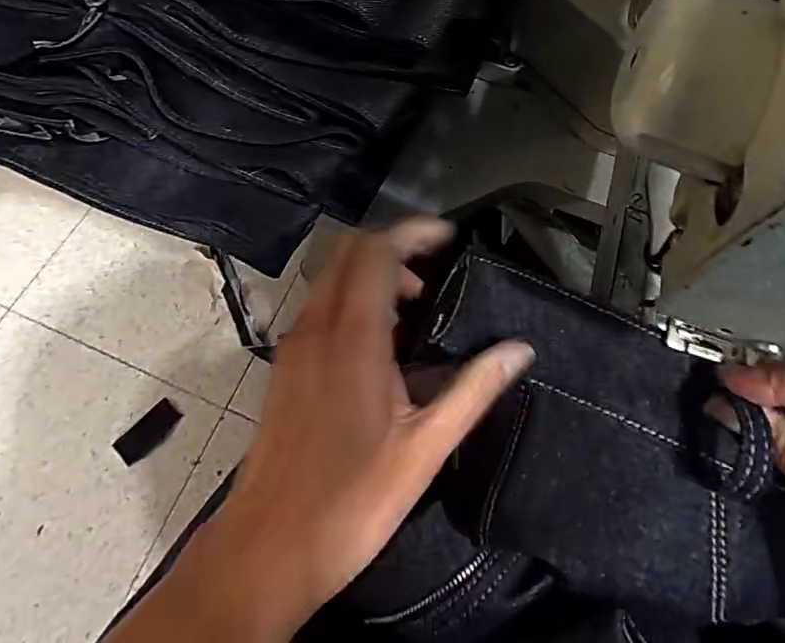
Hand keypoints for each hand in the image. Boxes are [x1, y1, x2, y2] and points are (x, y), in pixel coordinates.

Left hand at [111, 218, 534, 642]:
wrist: (264, 553)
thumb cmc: (352, 501)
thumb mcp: (426, 448)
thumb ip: (475, 390)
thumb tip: (520, 349)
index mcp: (353, 338)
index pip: (377, 252)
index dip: (414, 232)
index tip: (450, 238)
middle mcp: (317, 328)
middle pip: (350, 251)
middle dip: (395, 246)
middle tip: (435, 275)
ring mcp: (294, 345)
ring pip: (332, 276)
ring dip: (373, 273)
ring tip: (415, 309)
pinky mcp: (285, 366)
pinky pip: (320, 304)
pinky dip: (352, 297)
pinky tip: (380, 343)